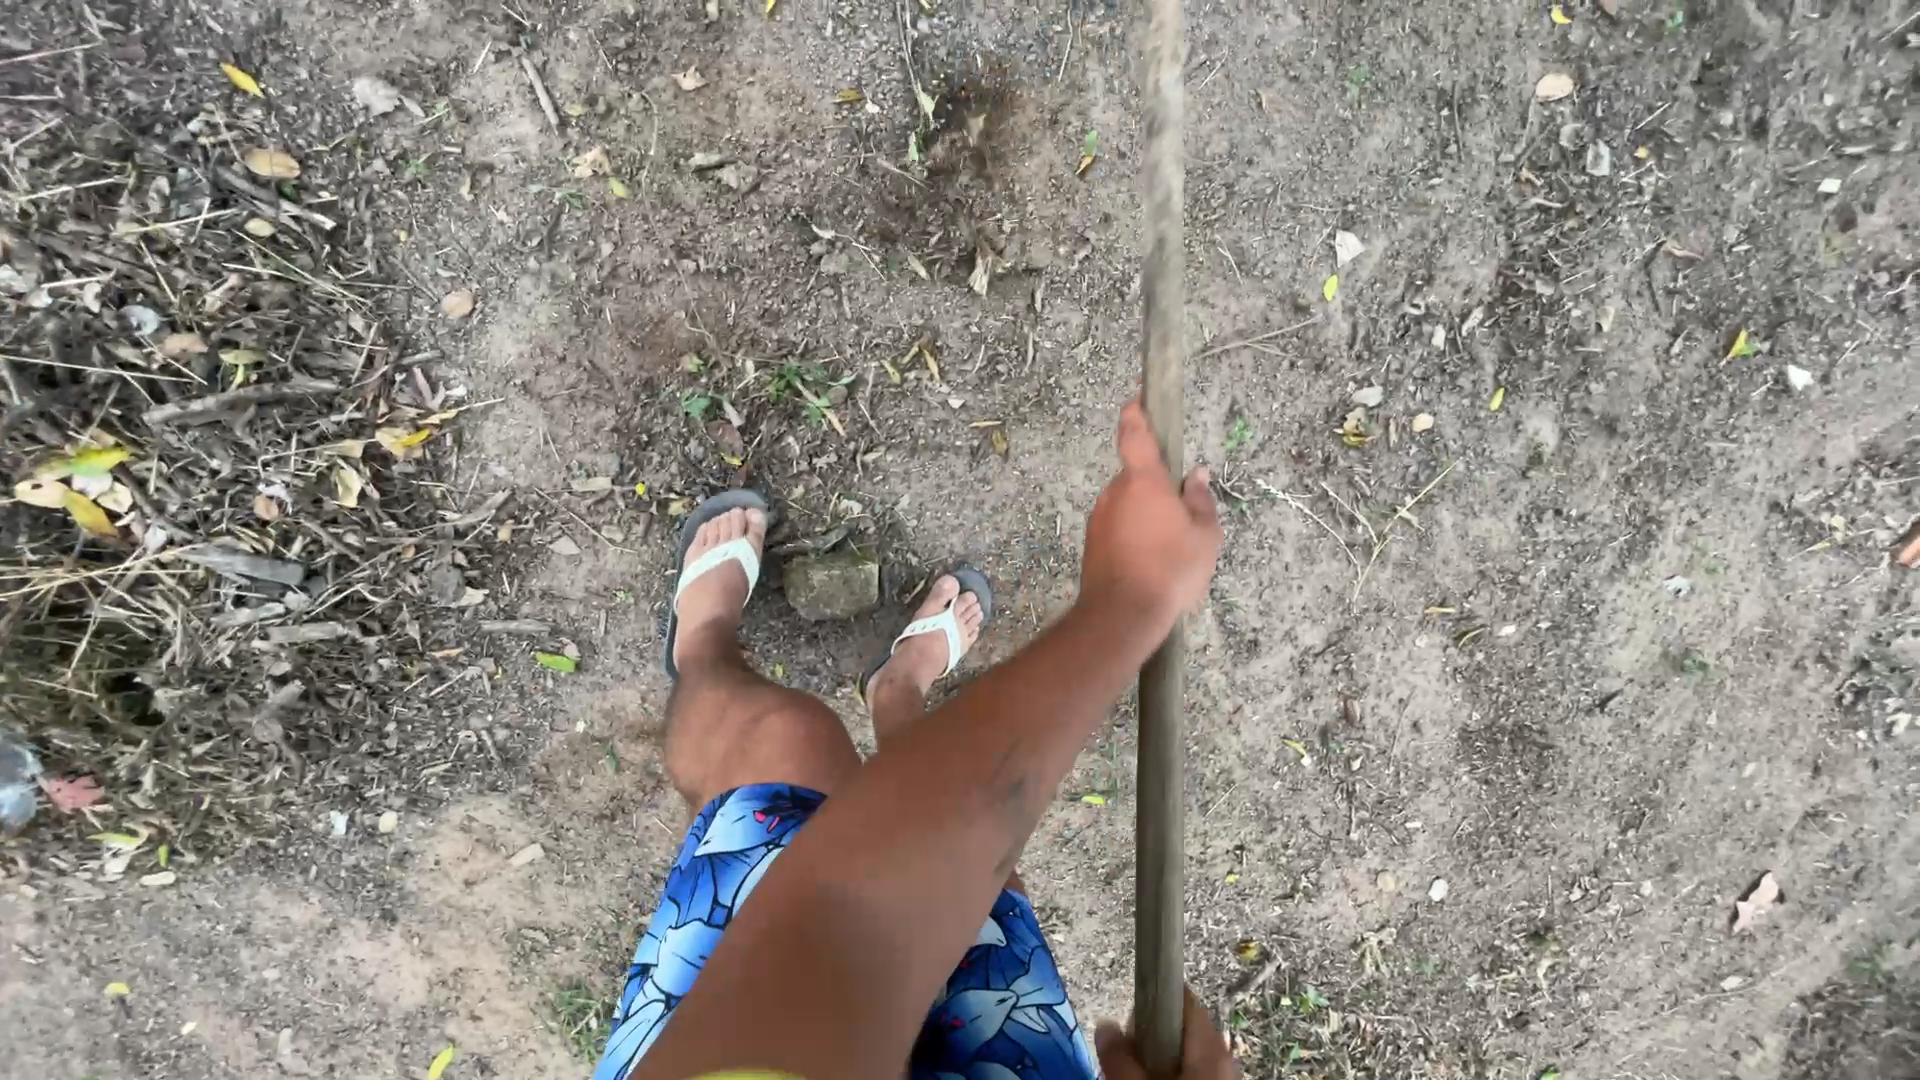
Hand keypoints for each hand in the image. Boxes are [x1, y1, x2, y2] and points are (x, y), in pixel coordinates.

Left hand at [1080, 400, 1221, 626]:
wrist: (1123, 614)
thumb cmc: (1171, 569)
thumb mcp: (1205, 535)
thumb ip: (1201, 500)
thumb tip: (1197, 475)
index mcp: (1143, 482)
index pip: (1135, 435)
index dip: (1135, 414)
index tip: (1136, 401)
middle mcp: (1114, 493)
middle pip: (1136, 478)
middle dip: (1155, 488)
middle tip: (1180, 516)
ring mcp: (1099, 518)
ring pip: (1126, 505)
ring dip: (1144, 515)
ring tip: (1168, 548)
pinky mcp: (1091, 542)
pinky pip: (1116, 527)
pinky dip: (1132, 535)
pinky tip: (1148, 561)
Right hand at [1093, 988, 1240, 1079]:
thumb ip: (1120, 1058)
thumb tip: (1104, 1025)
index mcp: (1210, 1048)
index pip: (1182, 999)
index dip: (1151, 1003)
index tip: (1129, 1028)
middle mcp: (1224, 1060)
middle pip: (1179, 1032)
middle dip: (1147, 1044)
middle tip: (1123, 1068)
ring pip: (1182, 1061)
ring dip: (1154, 1070)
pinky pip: (1191, 1079)